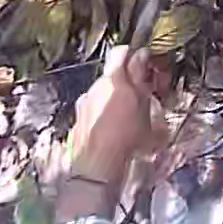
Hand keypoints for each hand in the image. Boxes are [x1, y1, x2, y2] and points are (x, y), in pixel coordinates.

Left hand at [56, 46, 159, 219]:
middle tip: (143, 93)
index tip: (146, 63)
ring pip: (103, 93)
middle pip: (112, 74)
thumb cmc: (126, 135)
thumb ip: (140, 77)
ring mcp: (82, 106)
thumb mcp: (143, 104)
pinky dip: (104, 113)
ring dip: (115, 98)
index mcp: (111, 79)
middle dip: (127, 80)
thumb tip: (141, 55)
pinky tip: (114, 129)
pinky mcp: (77, 123)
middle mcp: (93, 88)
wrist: (96, 171)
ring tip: (129, 114)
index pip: (120, 52)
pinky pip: (94, 110)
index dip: (134, 54)